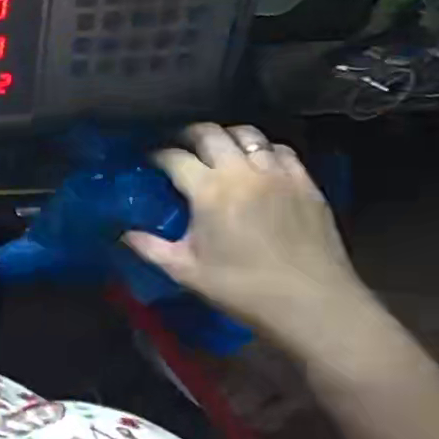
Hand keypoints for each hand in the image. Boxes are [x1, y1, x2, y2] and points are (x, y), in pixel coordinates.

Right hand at [125, 123, 376, 355]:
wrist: (314, 305)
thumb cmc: (242, 288)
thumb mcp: (185, 271)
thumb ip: (150, 247)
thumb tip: (124, 234)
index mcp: (209, 191)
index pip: (174, 157)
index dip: (156, 155)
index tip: (149, 162)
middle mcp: (242, 172)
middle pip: (210, 134)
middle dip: (188, 135)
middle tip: (179, 147)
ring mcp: (278, 175)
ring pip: (248, 135)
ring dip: (227, 137)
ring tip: (218, 150)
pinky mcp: (306, 184)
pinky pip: (281, 151)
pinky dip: (264, 150)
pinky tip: (257, 164)